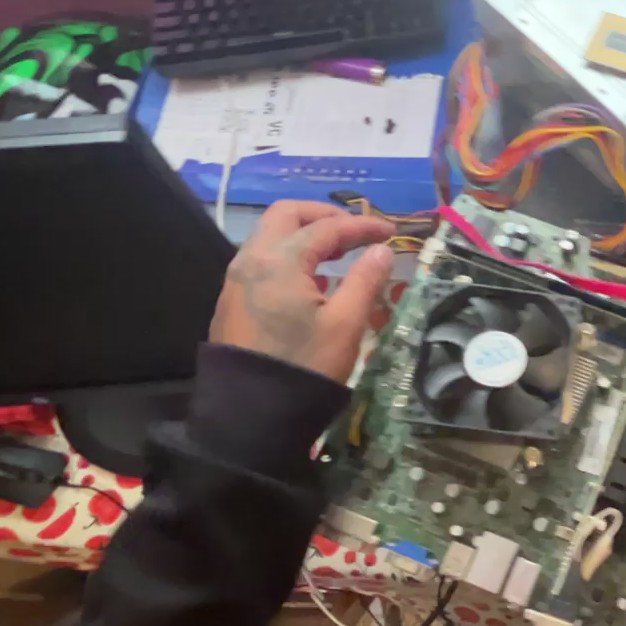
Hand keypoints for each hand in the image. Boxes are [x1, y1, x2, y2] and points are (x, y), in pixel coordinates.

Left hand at [210, 201, 395, 381]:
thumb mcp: (346, 323)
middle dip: (325, 216)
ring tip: (341, 253)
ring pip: (271, 236)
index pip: (327, 228)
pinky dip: (292, 255)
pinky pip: (264, 259)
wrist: (254, 411)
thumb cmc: (307, 364)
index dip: (362, 226)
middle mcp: (251, 259)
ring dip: (307, 234)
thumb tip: (382, 251)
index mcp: (280, 261)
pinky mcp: (235, 299)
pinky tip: (315, 278)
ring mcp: (238, 279)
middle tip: (356, 232)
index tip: (391, 231)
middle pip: (287, 215)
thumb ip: (366, 279)